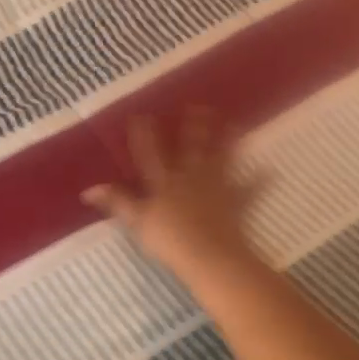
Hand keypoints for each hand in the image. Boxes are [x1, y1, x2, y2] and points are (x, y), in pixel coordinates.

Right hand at [82, 109, 260, 282]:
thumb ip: (117, 203)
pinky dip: (259, 182)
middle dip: (193, 127)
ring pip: (221, 160)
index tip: (142, 115)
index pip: (150, 154)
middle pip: (191, 148)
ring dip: (227, 141)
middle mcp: (191, 177)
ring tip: (233, 123)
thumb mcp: (137, 221)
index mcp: (164, 182)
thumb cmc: (169, 239)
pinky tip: (270, 172)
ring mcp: (216, 188)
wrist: (209, 254)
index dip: (145, 135)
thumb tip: (88, 189)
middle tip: (199, 105)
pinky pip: (249, 190)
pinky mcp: (236, 203)